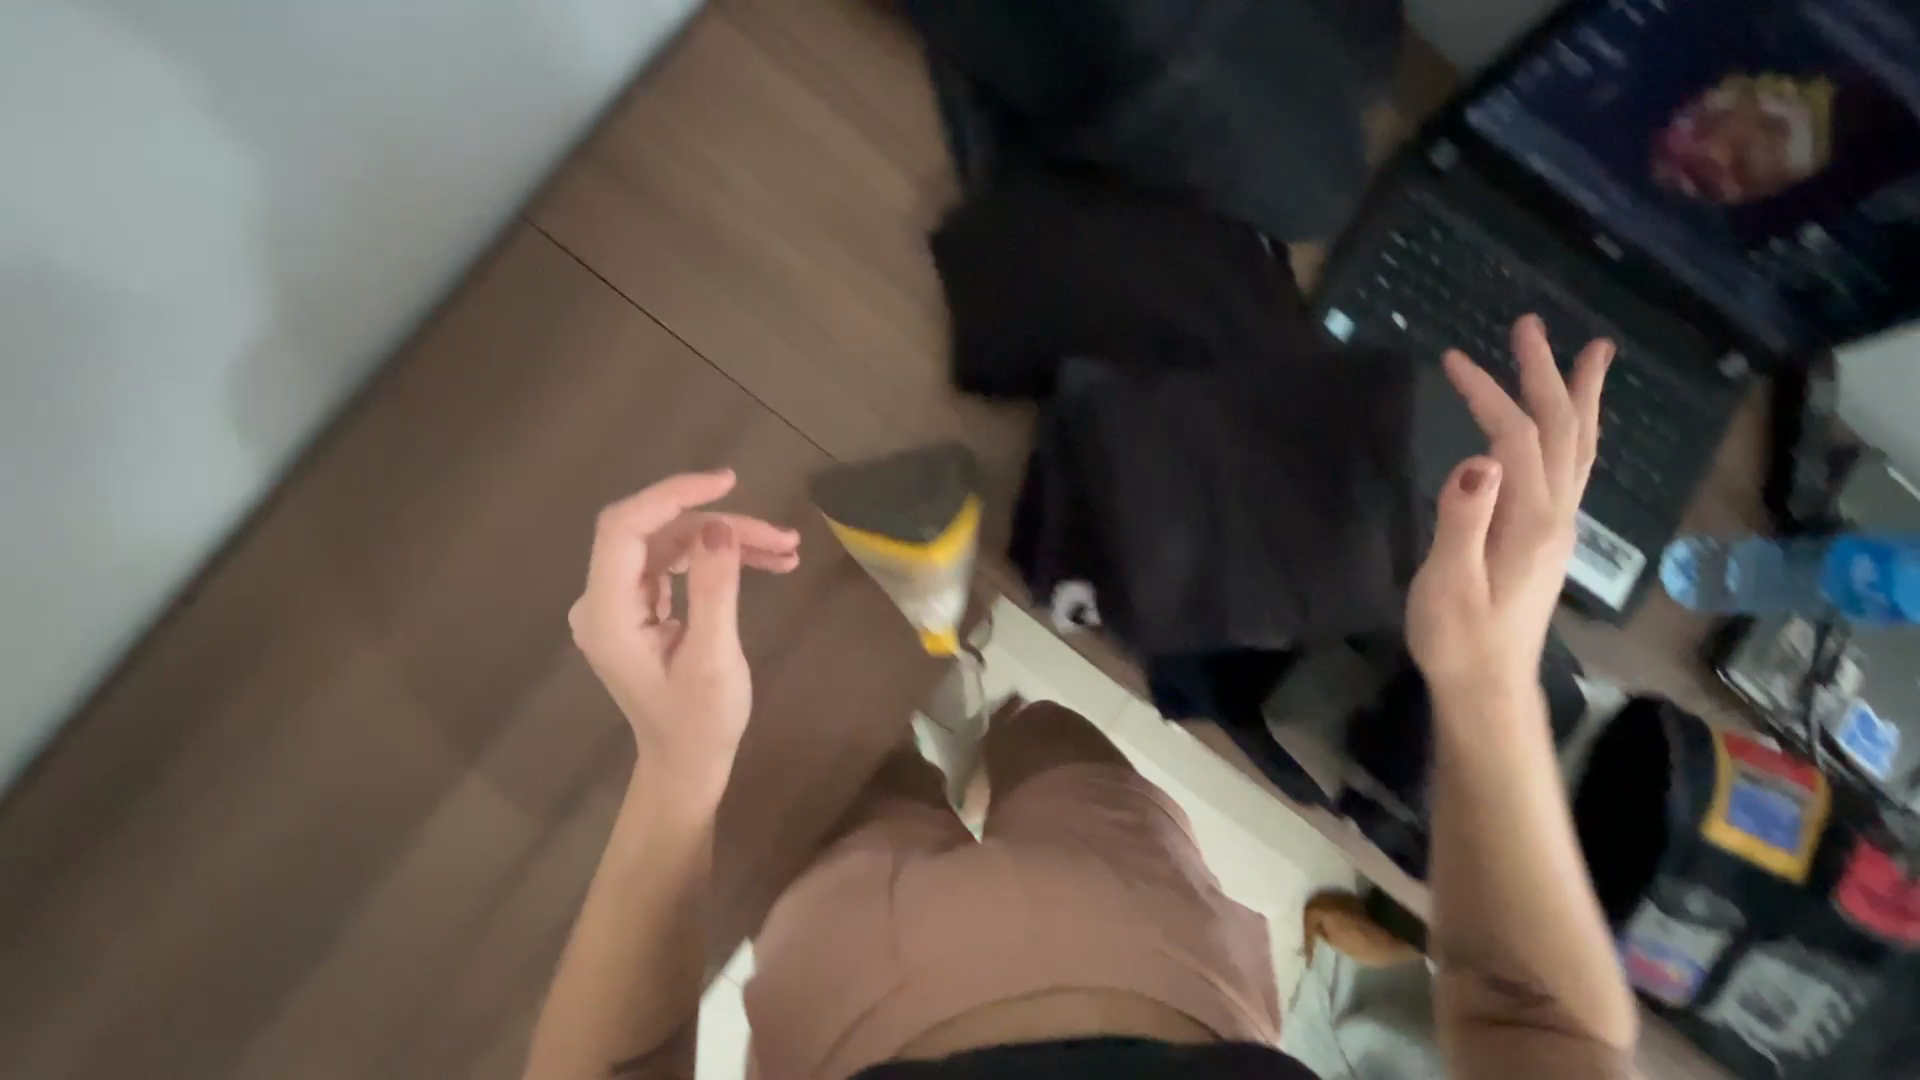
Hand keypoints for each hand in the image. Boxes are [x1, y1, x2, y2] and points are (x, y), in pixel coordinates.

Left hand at [568, 469, 800, 803]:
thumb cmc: (701, 724)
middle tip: (783, 538)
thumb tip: (719, 527)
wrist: (688, 765)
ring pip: (673, 545)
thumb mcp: (714, 659)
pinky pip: (677, 564)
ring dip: (730, 541)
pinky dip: (719, 559)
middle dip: (721, 526)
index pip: (623, 528)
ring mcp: (619, 603)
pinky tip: (765, 562)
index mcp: (606, 615)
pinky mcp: (640, 607)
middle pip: (657, 533)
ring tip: (787, 552)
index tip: (727, 483)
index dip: (671, 495)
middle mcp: (602, 601)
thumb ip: (714, 590)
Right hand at [1407, 315, 1611, 697]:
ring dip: (1577, 395)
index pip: (1515, 439)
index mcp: (1529, 520)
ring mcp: (1557, 525)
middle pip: (1560, 430)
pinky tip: (1567, 423)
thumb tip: (1475, 461)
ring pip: (1577, 446)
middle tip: (1531, 327)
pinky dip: (1574, 430)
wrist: (1487, 683)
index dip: (1488, 395)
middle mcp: (1557, 514)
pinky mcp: (1546, 535)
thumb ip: (1462, 522)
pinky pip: (1570, 467)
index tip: (1453, 360)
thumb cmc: (1457, 636)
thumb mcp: (1448, 583)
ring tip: (1589, 353)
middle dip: (1545, 375)